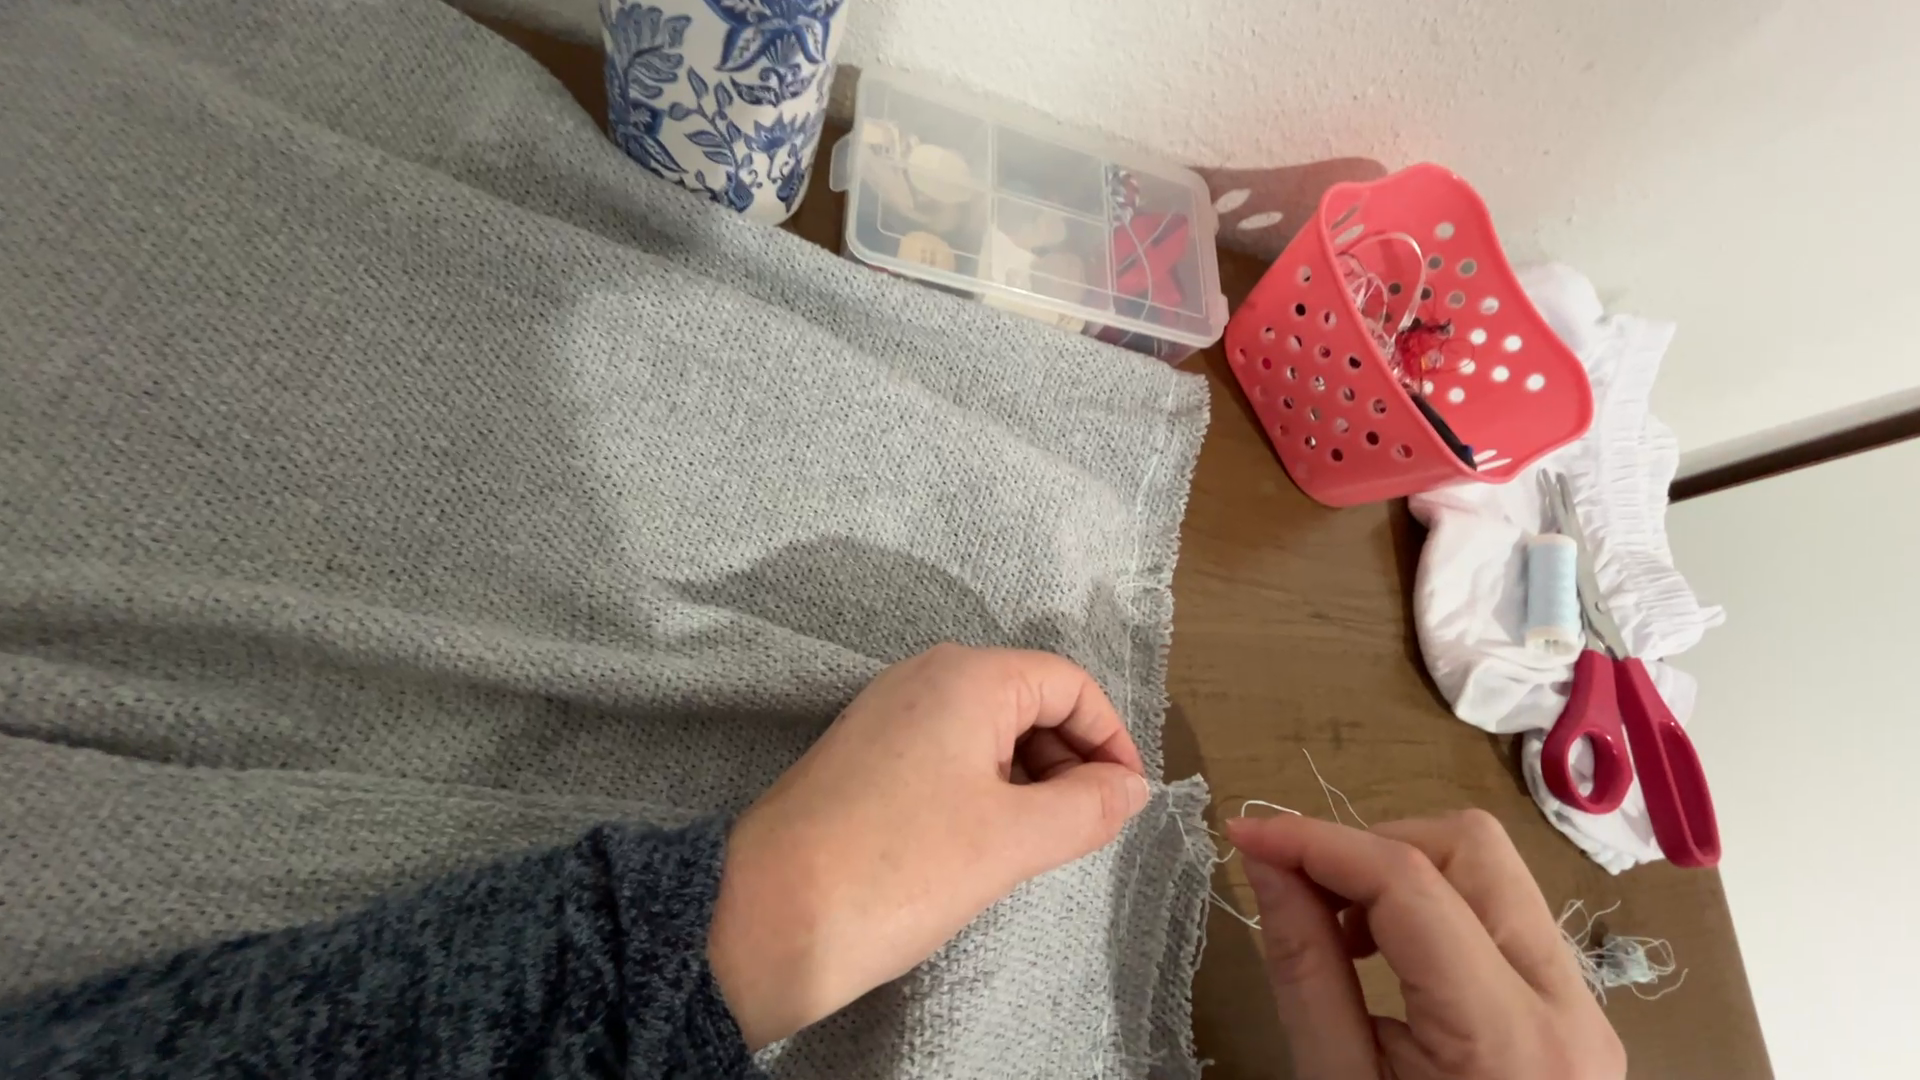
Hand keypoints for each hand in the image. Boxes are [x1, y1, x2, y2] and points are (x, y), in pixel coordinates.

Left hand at [707, 644, 1149, 1048]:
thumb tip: (1133, 788)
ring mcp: (893, 707)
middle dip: (1069, 758)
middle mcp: (929, 674)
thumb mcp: (1010, 839)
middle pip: (1030, 699)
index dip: (1110, 737)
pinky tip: (985, 834)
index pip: (1069, 683)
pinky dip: (987, 782)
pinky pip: (951, 747)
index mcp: (968, 675)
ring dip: (1030, 775)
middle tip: (1082, 828)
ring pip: (991, 727)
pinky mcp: (870, 746)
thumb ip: (1088, 807)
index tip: (1125, 800)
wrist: (764, 915)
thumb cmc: (900, 866)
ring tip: (1036, 841)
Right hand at [1225, 809, 1624, 1079]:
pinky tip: (1379, 955)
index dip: (1314, 840)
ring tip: (1338, 930)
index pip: (1408, 880)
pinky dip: (1420, 900)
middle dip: (1369, 845)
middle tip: (1303, 888)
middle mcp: (1571, 1007)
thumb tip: (1263, 857)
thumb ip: (1301, 963)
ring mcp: (1582, 1009)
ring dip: (1394, 869)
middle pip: (1470, 846)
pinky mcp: (1569, 1012)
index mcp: (1512, 1039)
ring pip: (1485, 868)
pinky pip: (1491, 909)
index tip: (1242, 835)